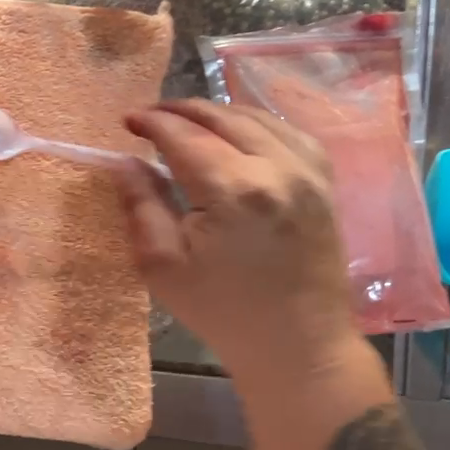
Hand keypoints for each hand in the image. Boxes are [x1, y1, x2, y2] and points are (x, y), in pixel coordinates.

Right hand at [113, 100, 362, 383]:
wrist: (295, 339)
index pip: (185, 136)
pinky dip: (257, 122)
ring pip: (260, 118)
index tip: (125, 120)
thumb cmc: (218, 307)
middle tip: (148, 116)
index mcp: (233, 190)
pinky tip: (237, 131)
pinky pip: (291, 132)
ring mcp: (310, 173)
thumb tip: (125, 163)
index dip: (151, 122)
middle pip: (224, 117)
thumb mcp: (160, 262)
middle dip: (181, 110)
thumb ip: (141, 205)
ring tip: (186, 120)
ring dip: (218, 112)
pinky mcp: (325, 183)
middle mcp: (278, 169)